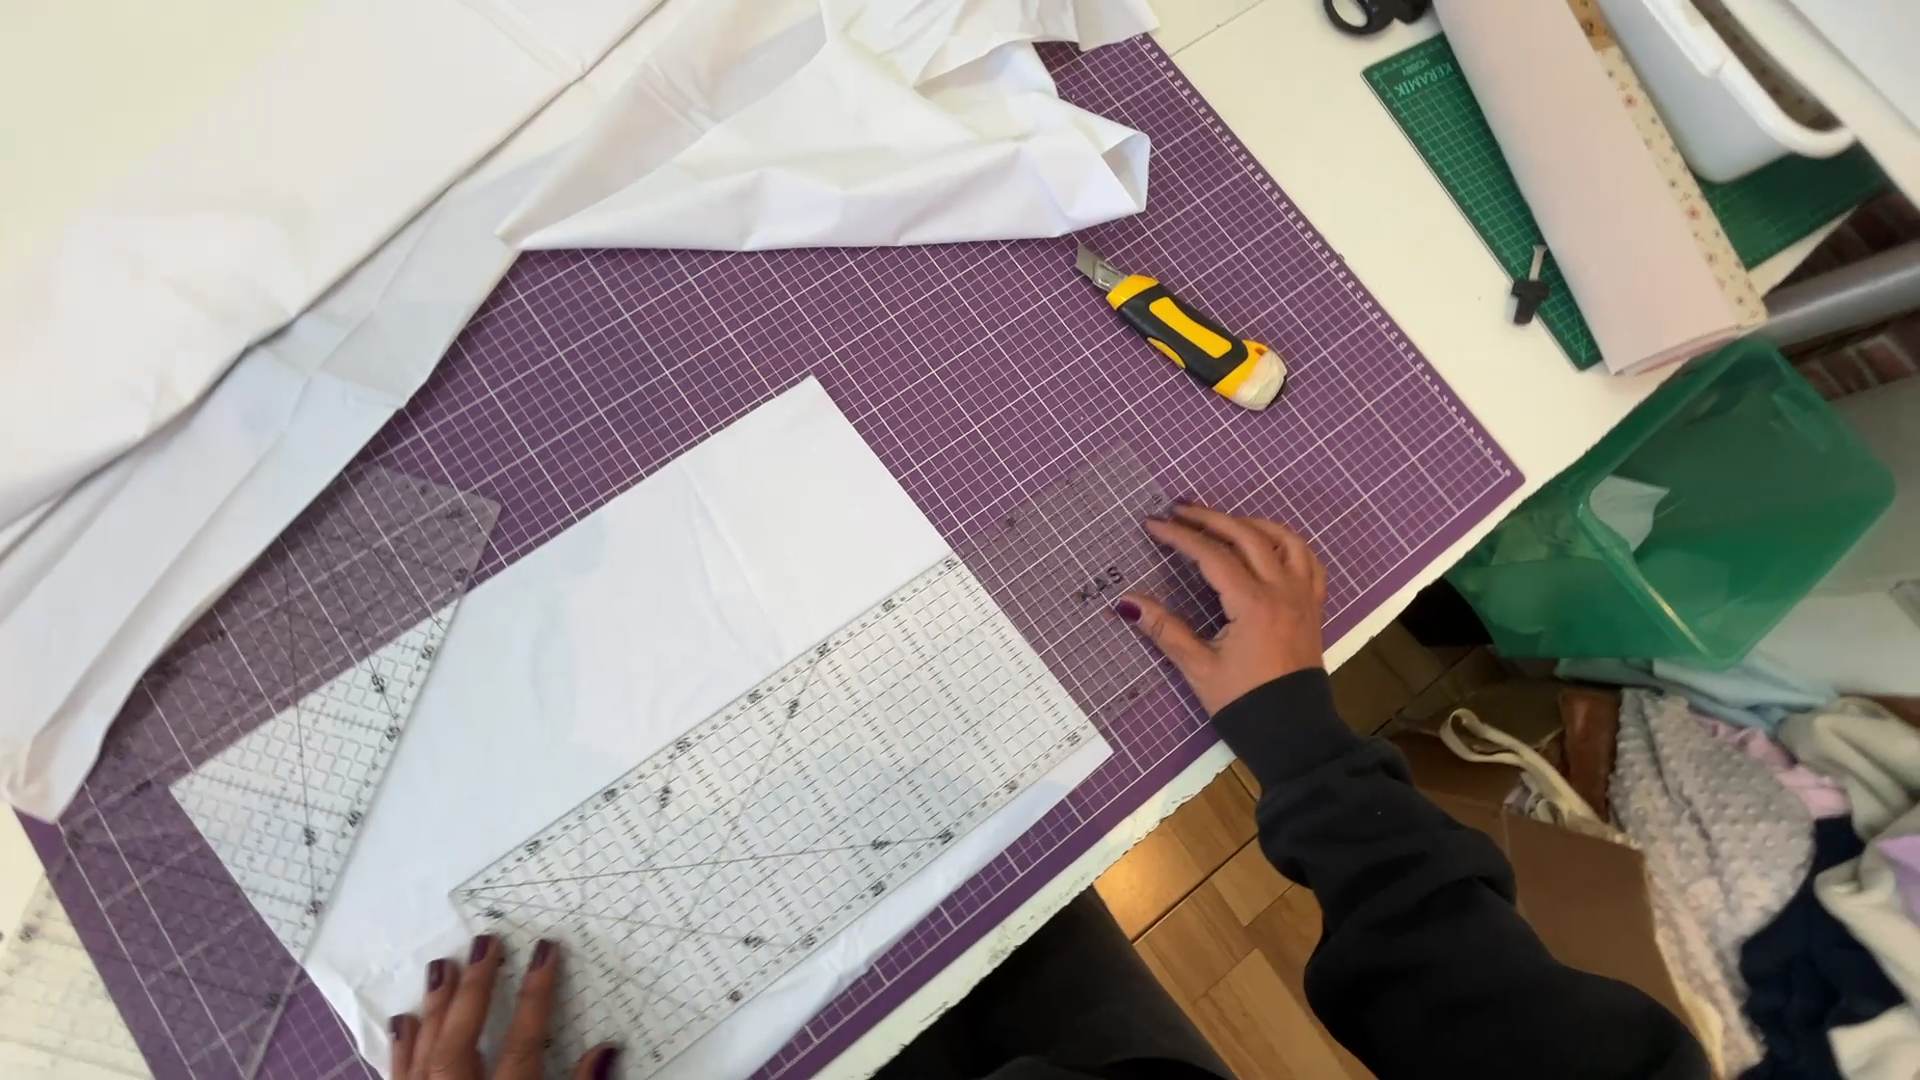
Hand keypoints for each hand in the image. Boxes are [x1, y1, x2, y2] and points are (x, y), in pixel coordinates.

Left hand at [390, 935, 616, 1079]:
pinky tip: (403, 1022)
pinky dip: (400, 1051)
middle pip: (460, 1046)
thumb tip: (607, 1047)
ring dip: (433, 1010)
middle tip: (484, 941)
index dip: (535, 993)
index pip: (522, 1043)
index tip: (545, 948)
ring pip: (421, 1061)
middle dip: (474, 990)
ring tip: (442, 965)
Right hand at [1115, 503, 1326, 714]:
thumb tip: (1126, 602)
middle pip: (1247, 536)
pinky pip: (1308, 561)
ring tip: (1223, 522)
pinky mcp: (1313, 608)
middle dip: (1210, 518)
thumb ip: (1165, 629)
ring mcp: (1303, 597)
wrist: (1295, 735)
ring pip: (1285, 540)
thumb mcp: (1198, 668)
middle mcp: (1282, 591)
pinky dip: (1286, 544)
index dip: (1180, 536)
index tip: (1153, 524)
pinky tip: (1266, 546)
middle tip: (1179, 510)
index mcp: (1253, 604)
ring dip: (1251, 524)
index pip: (1212, 555)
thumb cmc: (1244, 704)